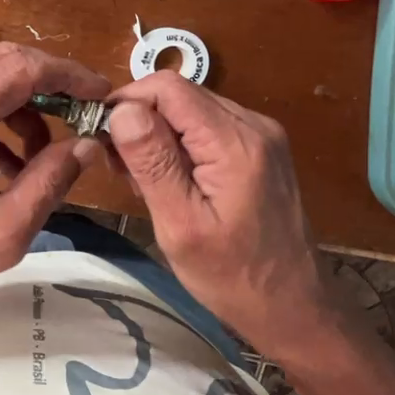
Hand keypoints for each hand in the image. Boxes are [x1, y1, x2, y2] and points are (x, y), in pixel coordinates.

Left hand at [0, 43, 110, 333]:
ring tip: (48, 154)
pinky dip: (0, 122)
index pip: (14, 72)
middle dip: (49, 79)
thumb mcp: (3, 235)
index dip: (64, 74)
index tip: (99, 94)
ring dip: (25, 105)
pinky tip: (13, 169)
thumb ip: (48, 183)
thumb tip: (89, 144)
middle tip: (83, 111)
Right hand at [104, 72, 331, 352]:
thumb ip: (153, 162)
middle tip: (119, 169)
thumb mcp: (180, 224)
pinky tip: (170, 182)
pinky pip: (206, 128)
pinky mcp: (259, 150)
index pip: (168, 87)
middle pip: (179, 94)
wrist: (293, 307)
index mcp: (235, 141)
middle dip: (139, 120)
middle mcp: (253, 125)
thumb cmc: (231, 276)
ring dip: (156, 135)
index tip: (101, 138)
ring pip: (190, 110)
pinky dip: (178, 145)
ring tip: (143, 182)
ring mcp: (260, 136)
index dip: (126, 102)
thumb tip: (121, 110)